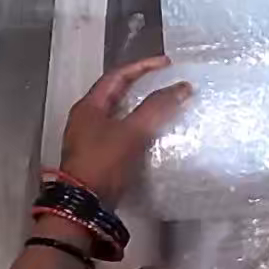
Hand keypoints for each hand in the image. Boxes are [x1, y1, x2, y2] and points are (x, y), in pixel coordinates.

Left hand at [58, 56, 191, 206]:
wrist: (85, 205)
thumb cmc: (104, 163)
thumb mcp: (132, 132)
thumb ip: (157, 108)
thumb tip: (183, 86)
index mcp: (89, 106)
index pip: (117, 76)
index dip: (142, 67)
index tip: (167, 63)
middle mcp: (86, 118)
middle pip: (116, 93)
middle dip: (142, 85)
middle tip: (166, 82)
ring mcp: (90, 138)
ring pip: (119, 114)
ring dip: (141, 107)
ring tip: (164, 105)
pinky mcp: (99, 157)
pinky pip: (121, 133)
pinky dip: (138, 127)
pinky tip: (153, 133)